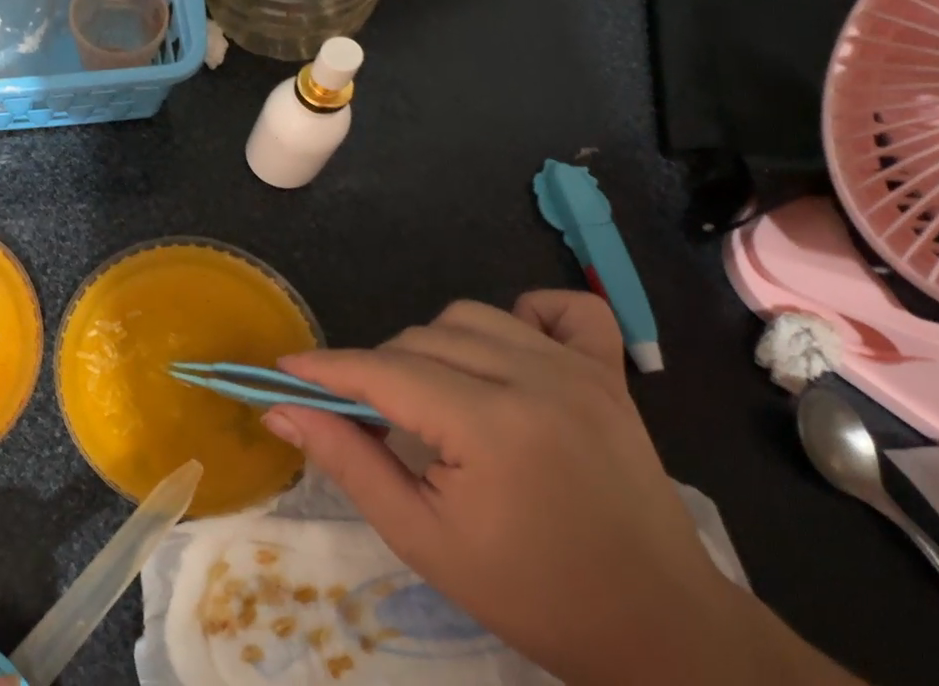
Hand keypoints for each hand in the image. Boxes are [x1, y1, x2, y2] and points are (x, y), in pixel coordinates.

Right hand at [263, 291, 859, 685]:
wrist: (656, 627)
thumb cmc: (529, 593)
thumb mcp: (420, 537)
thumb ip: (348, 462)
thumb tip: (281, 410)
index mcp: (490, 425)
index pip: (382, 371)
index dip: (324, 369)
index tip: (282, 372)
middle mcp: (537, 378)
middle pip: (420, 339)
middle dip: (376, 372)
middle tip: (364, 419)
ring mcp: (582, 371)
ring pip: (472, 318)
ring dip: (433, 348)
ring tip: (430, 401)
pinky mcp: (611, 376)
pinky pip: (563, 310)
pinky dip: (524, 316)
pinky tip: (506, 355)